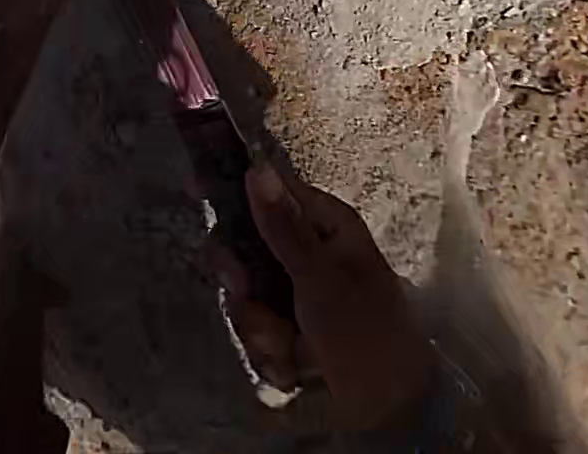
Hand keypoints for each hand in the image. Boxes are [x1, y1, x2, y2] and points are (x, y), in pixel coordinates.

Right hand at [222, 165, 434, 428]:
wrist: (394, 419)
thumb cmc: (366, 335)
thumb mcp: (324, 279)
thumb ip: (285, 227)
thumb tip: (256, 168)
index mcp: (323, 223)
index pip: (267, 187)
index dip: (230, 186)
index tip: (193, 186)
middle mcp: (303, 247)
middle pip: (241, 237)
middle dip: (239, 275)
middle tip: (242, 289)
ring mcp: (291, 286)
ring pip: (241, 286)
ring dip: (258, 322)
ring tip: (287, 347)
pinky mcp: (284, 322)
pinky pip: (251, 321)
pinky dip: (266, 347)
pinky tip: (292, 366)